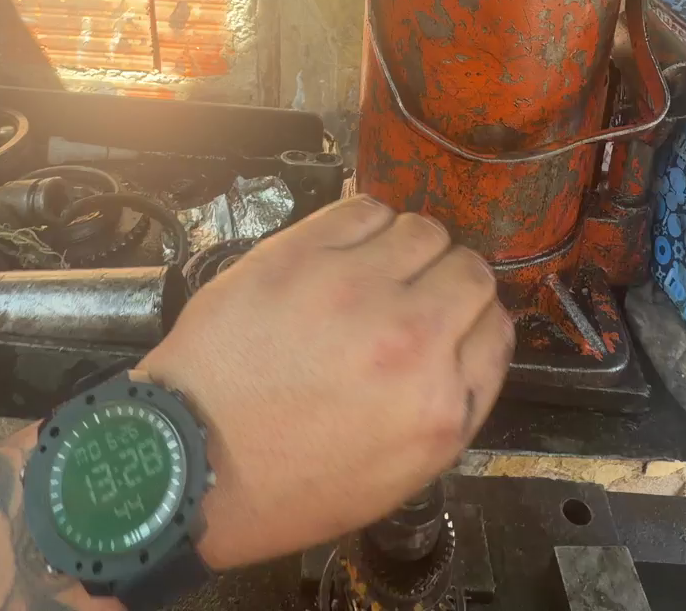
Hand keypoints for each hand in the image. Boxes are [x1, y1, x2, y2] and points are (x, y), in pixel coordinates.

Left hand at [138, 196, 513, 569]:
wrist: (188, 459)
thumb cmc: (286, 479)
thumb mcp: (398, 474)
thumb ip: (449, 401)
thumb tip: (466, 338)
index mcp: (438, 406)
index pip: (497, 326)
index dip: (476, 319)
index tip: (455, 318)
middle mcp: (408, 337)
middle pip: (470, 269)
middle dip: (452, 279)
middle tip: (417, 292)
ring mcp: (352, 287)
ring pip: (423, 229)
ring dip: (410, 248)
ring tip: (377, 270)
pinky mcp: (300, 252)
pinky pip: (364, 207)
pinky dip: (367, 222)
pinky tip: (347, 248)